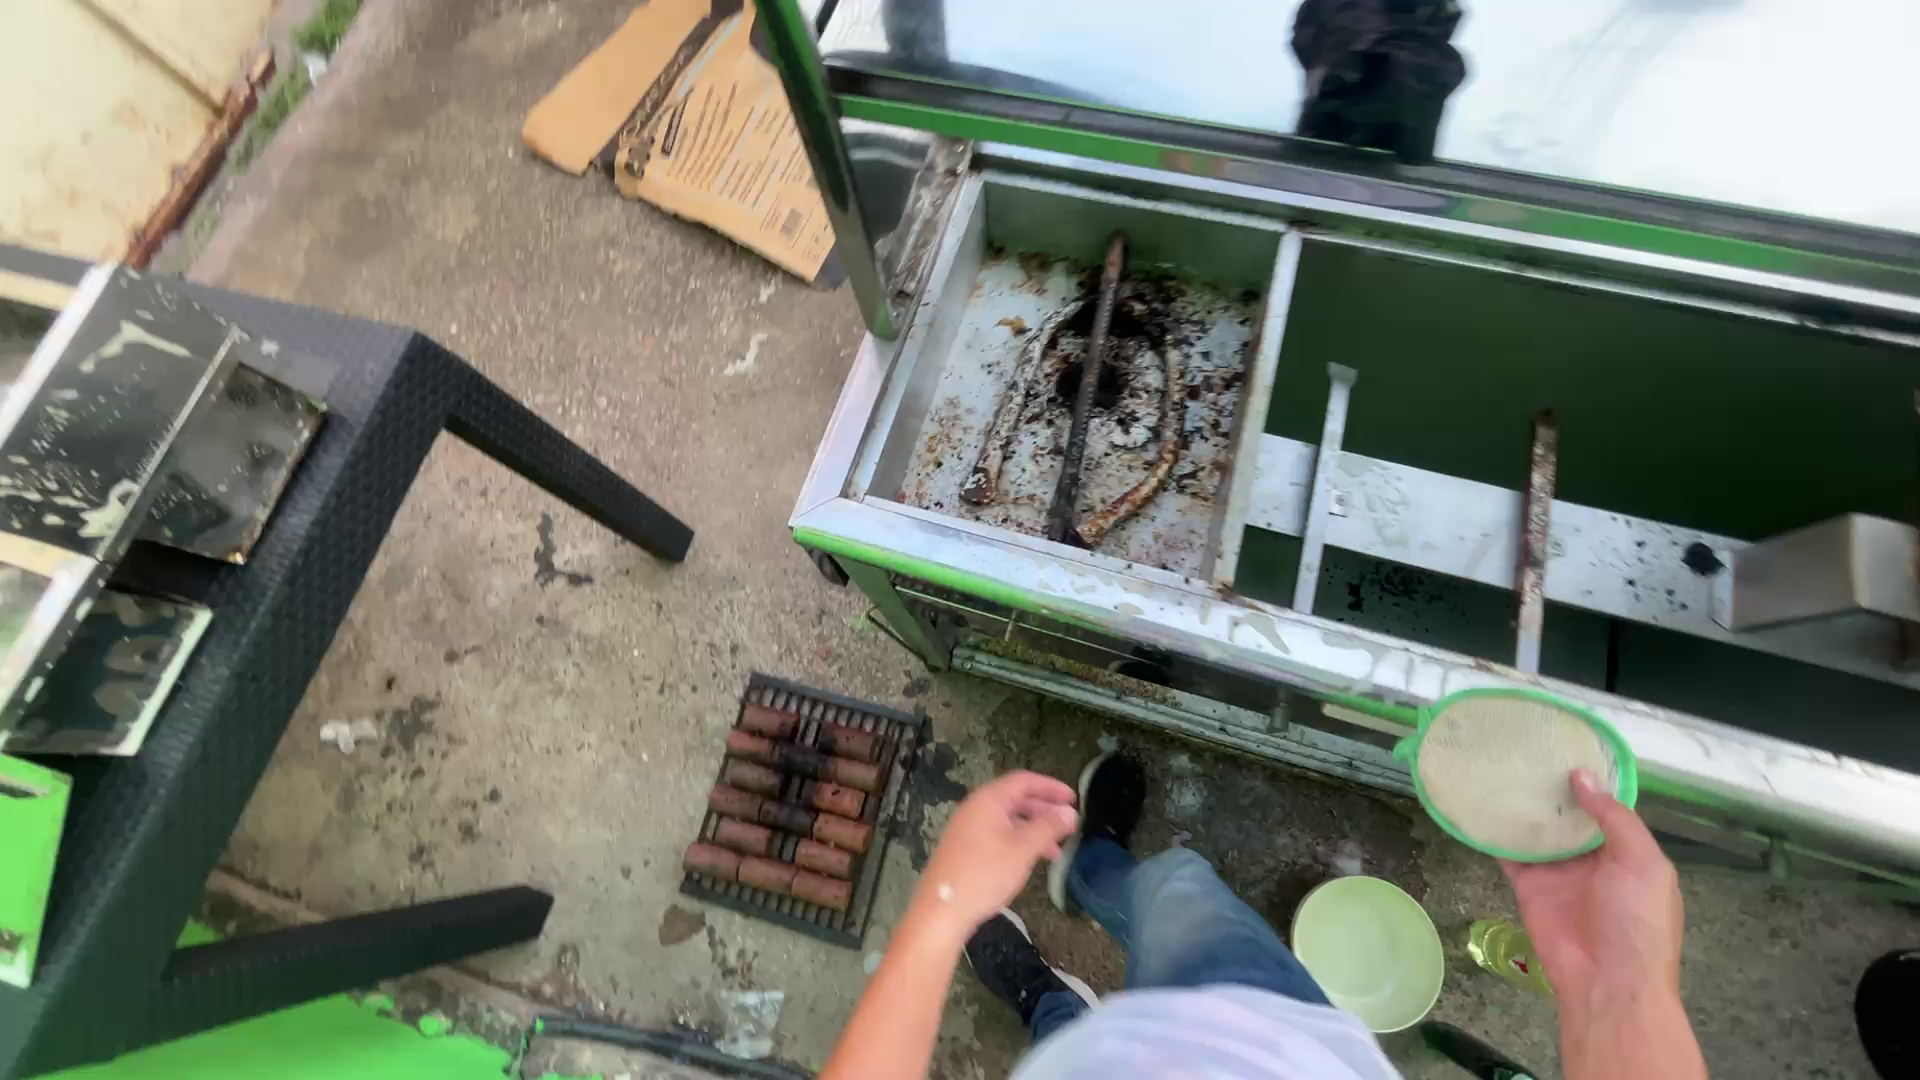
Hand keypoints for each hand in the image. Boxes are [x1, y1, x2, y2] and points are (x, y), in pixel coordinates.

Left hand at [911, 770, 1077, 941]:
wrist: (941, 909)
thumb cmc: (984, 874)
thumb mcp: (1023, 849)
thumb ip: (1048, 827)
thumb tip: (1070, 812)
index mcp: (989, 799)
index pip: (1024, 780)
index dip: (1051, 787)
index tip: (1073, 798)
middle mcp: (976, 806)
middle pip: (1016, 797)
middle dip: (1044, 808)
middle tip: (1069, 821)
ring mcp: (968, 827)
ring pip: (1008, 818)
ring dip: (1033, 828)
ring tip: (1057, 849)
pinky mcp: (965, 846)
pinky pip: (998, 833)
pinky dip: (1019, 840)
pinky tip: (1031, 860)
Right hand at [1501, 769, 1683, 1011]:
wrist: (1605, 977)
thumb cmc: (1636, 921)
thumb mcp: (1643, 866)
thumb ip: (1615, 820)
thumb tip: (1580, 776)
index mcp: (1625, 853)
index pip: (1605, 809)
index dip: (1588, 781)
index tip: (1563, 748)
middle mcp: (1589, 857)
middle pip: (1565, 815)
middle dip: (1548, 788)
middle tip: (1519, 751)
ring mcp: (1555, 869)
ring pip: (1534, 828)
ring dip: (1519, 805)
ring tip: (1493, 768)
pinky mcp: (1525, 880)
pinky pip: (1505, 850)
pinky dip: (1490, 830)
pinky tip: (1474, 804)